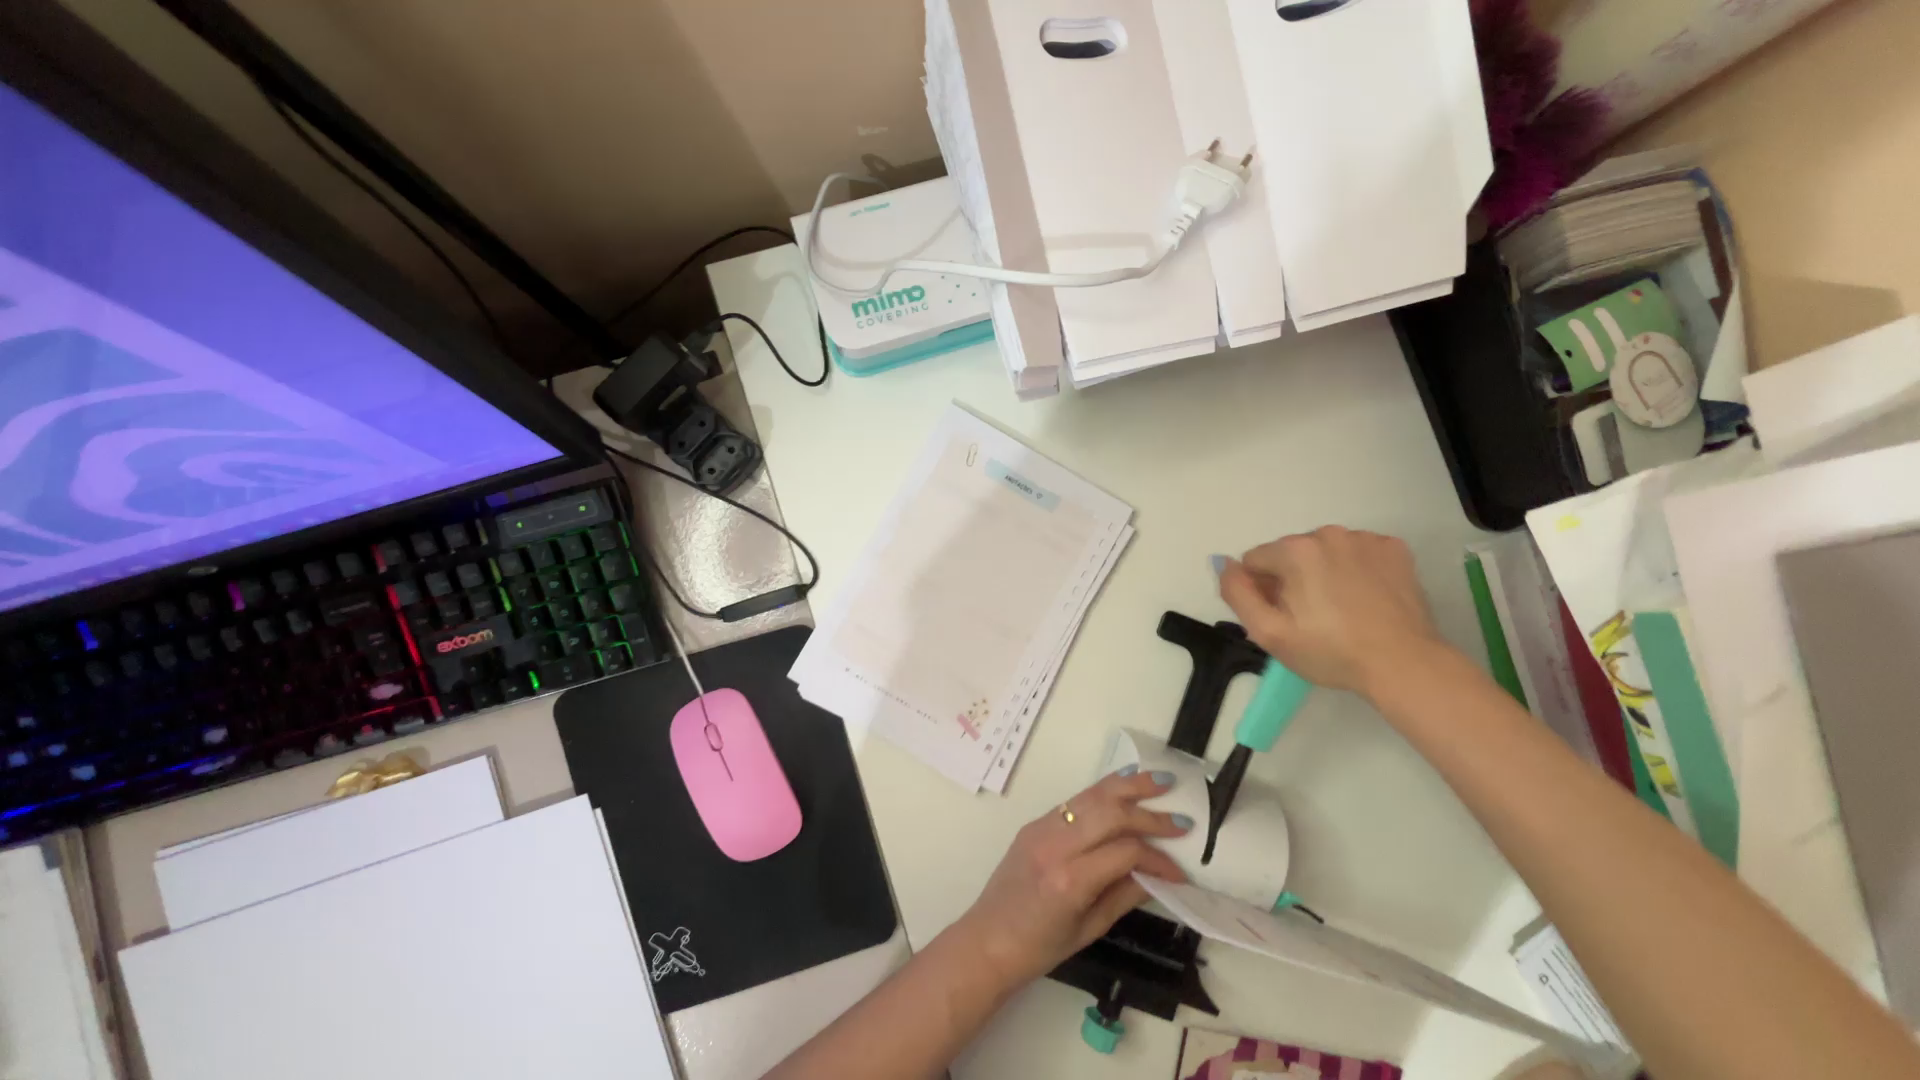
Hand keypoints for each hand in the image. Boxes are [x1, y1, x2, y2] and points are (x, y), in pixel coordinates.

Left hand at [950, 768, 1189, 988]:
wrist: (987, 940)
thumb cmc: (1039, 948)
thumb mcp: (1090, 929)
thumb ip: (1125, 895)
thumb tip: (1158, 874)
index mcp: (1070, 879)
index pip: (1126, 852)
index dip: (1159, 859)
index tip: (1180, 872)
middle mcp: (1056, 845)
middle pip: (1111, 813)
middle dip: (1150, 814)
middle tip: (1182, 822)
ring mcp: (1042, 829)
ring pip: (1092, 796)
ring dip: (1128, 786)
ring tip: (1161, 781)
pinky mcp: (1034, 823)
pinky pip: (1074, 802)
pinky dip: (1103, 791)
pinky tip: (1124, 786)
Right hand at [1218, 526, 1447, 698]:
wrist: (1403, 663)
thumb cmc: (1330, 652)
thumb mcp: (1268, 632)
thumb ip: (1236, 592)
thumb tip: (1223, 563)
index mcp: (1295, 551)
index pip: (1255, 560)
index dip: (1261, 591)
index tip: (1282, 618)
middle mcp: (1328, 534)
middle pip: (1290, 553)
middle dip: (1292, 579)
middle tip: (1310, 619)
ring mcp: (1365, 539)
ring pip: (1325, 551)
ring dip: (1323, 572)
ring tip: (1340, 610)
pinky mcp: (1394, 550)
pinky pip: (1358, 553)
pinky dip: (1355, 570)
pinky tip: (1364, 598)